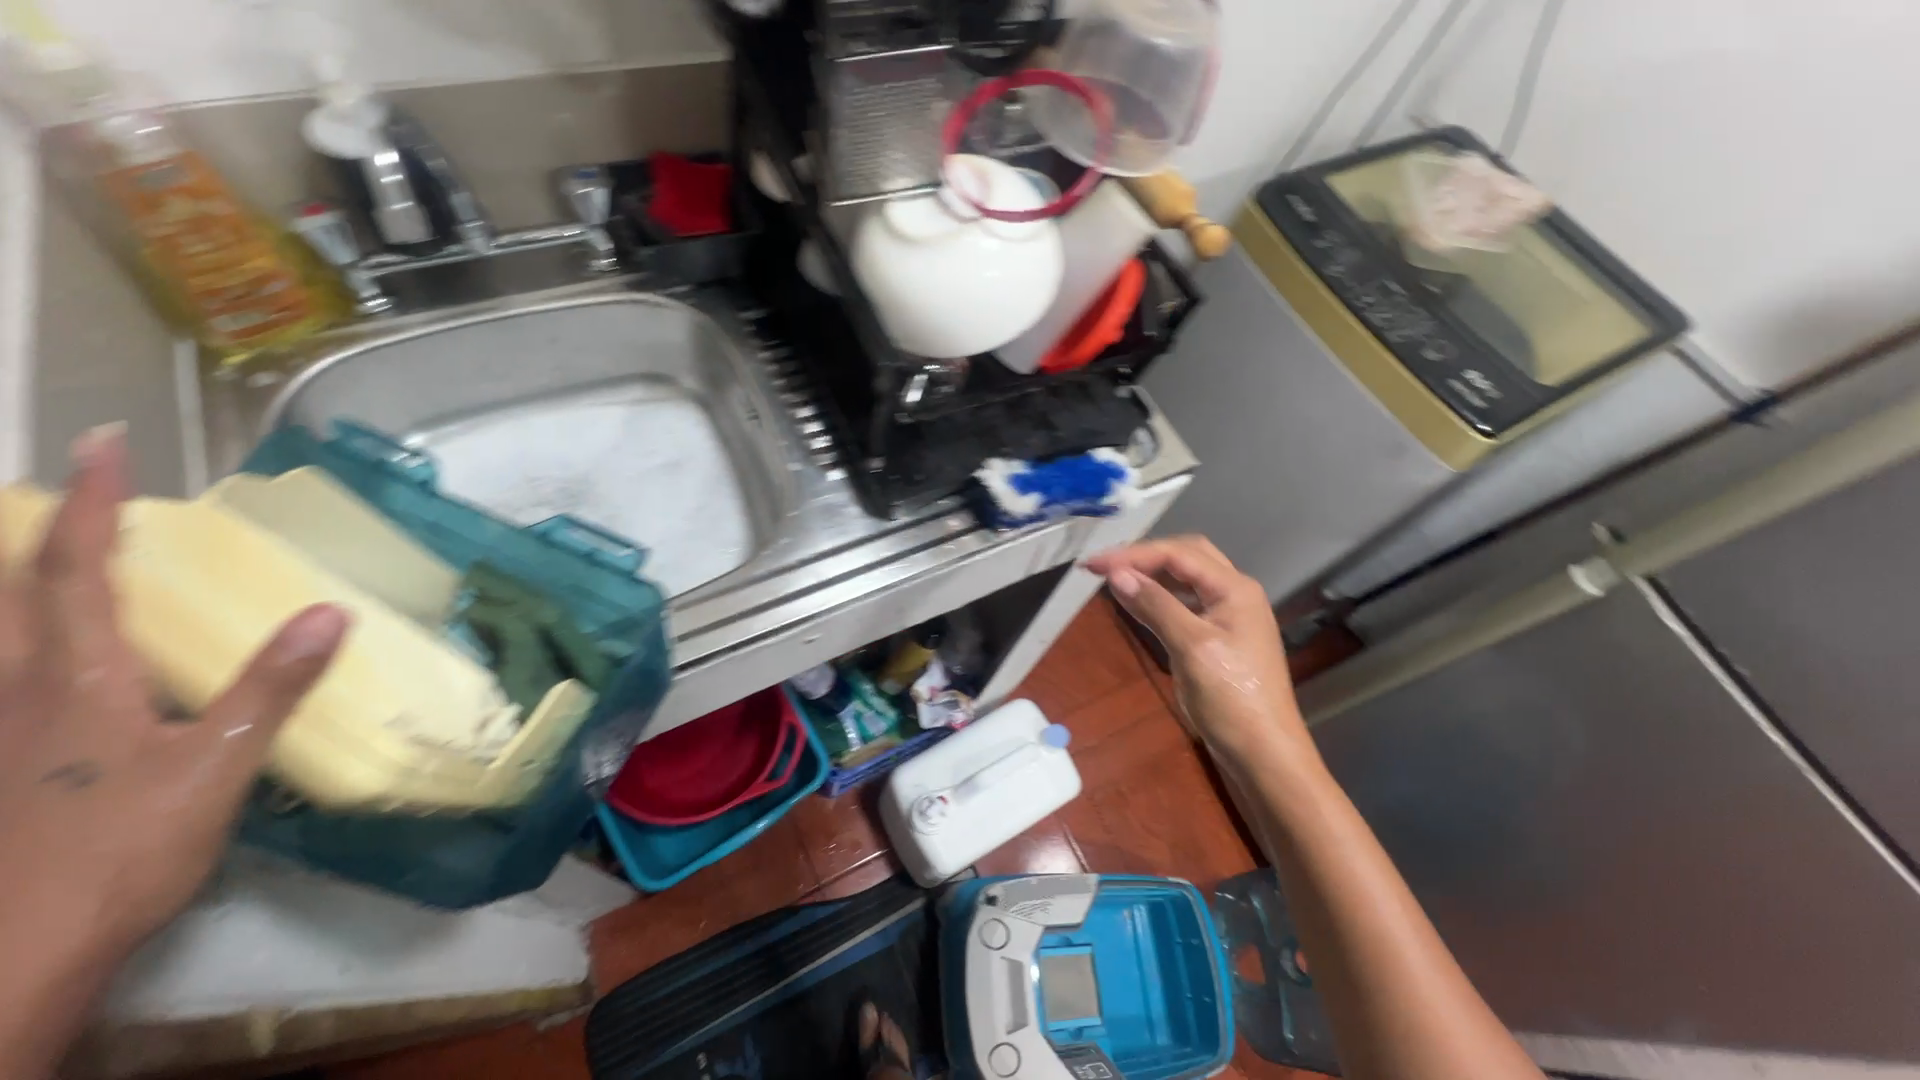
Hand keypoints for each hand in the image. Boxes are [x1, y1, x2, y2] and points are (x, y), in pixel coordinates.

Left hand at [0, 427, 347, 1075]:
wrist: (17, 952)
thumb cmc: (118, 851)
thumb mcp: (214, 768)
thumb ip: (269, 688)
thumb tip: (329, 612)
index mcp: (74, 679)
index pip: (78, 568)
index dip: (91, 502)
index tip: (103, 442)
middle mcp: (16, 689)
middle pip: (10, 590)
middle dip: (39, 531)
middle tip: (75, 492)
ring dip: (19, 584)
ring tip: (61, 561)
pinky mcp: (1, 765)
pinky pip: (3, 679)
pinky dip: (19, 644)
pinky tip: (50, 668)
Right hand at [1085, 537, 1312, 763]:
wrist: (1263, 753)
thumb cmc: (1231, 698)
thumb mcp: (1191, 648)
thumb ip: (1155, 606)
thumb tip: (1116, 574)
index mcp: (1234, 588)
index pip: (1178, 554)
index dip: (1133, 554)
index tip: (1093, 564)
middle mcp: (1235, 594)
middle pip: (1186, 556)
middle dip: (1145, 555)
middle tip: (1105, 565)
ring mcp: (1230, 617)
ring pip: (1187, 580)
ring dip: (1152, 574)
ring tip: (1115, 579)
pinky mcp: (1221, 639)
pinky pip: (1187, 604)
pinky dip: (1161, 598)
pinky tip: (1139, 605)